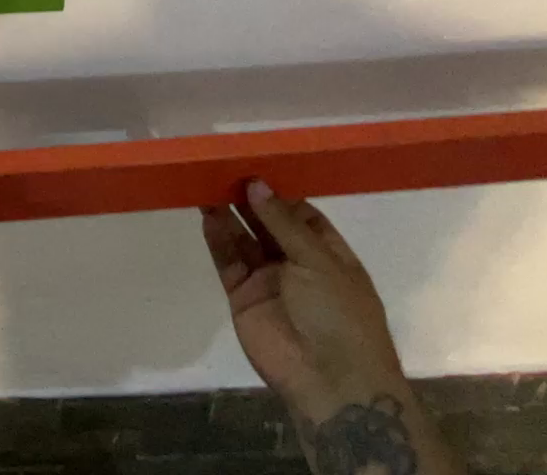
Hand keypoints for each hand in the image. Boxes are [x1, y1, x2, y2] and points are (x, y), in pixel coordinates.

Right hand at [202, 182, 463, 474]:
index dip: (279, 192)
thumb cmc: (340, 316)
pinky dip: (217, 237)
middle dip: (248, 198)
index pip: (302, 214)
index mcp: (329, 256)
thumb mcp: (320, 263)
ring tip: (206, 183)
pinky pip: (227, 260)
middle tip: (222, 168)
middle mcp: (298, 264)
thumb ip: (283, 223)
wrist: (328, 380)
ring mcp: (269, 279)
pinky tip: (206, 214)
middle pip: (268, 223)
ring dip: (228, 213)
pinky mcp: (242, 294)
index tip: (254, 165)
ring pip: (244, 238)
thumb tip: (256, 183)